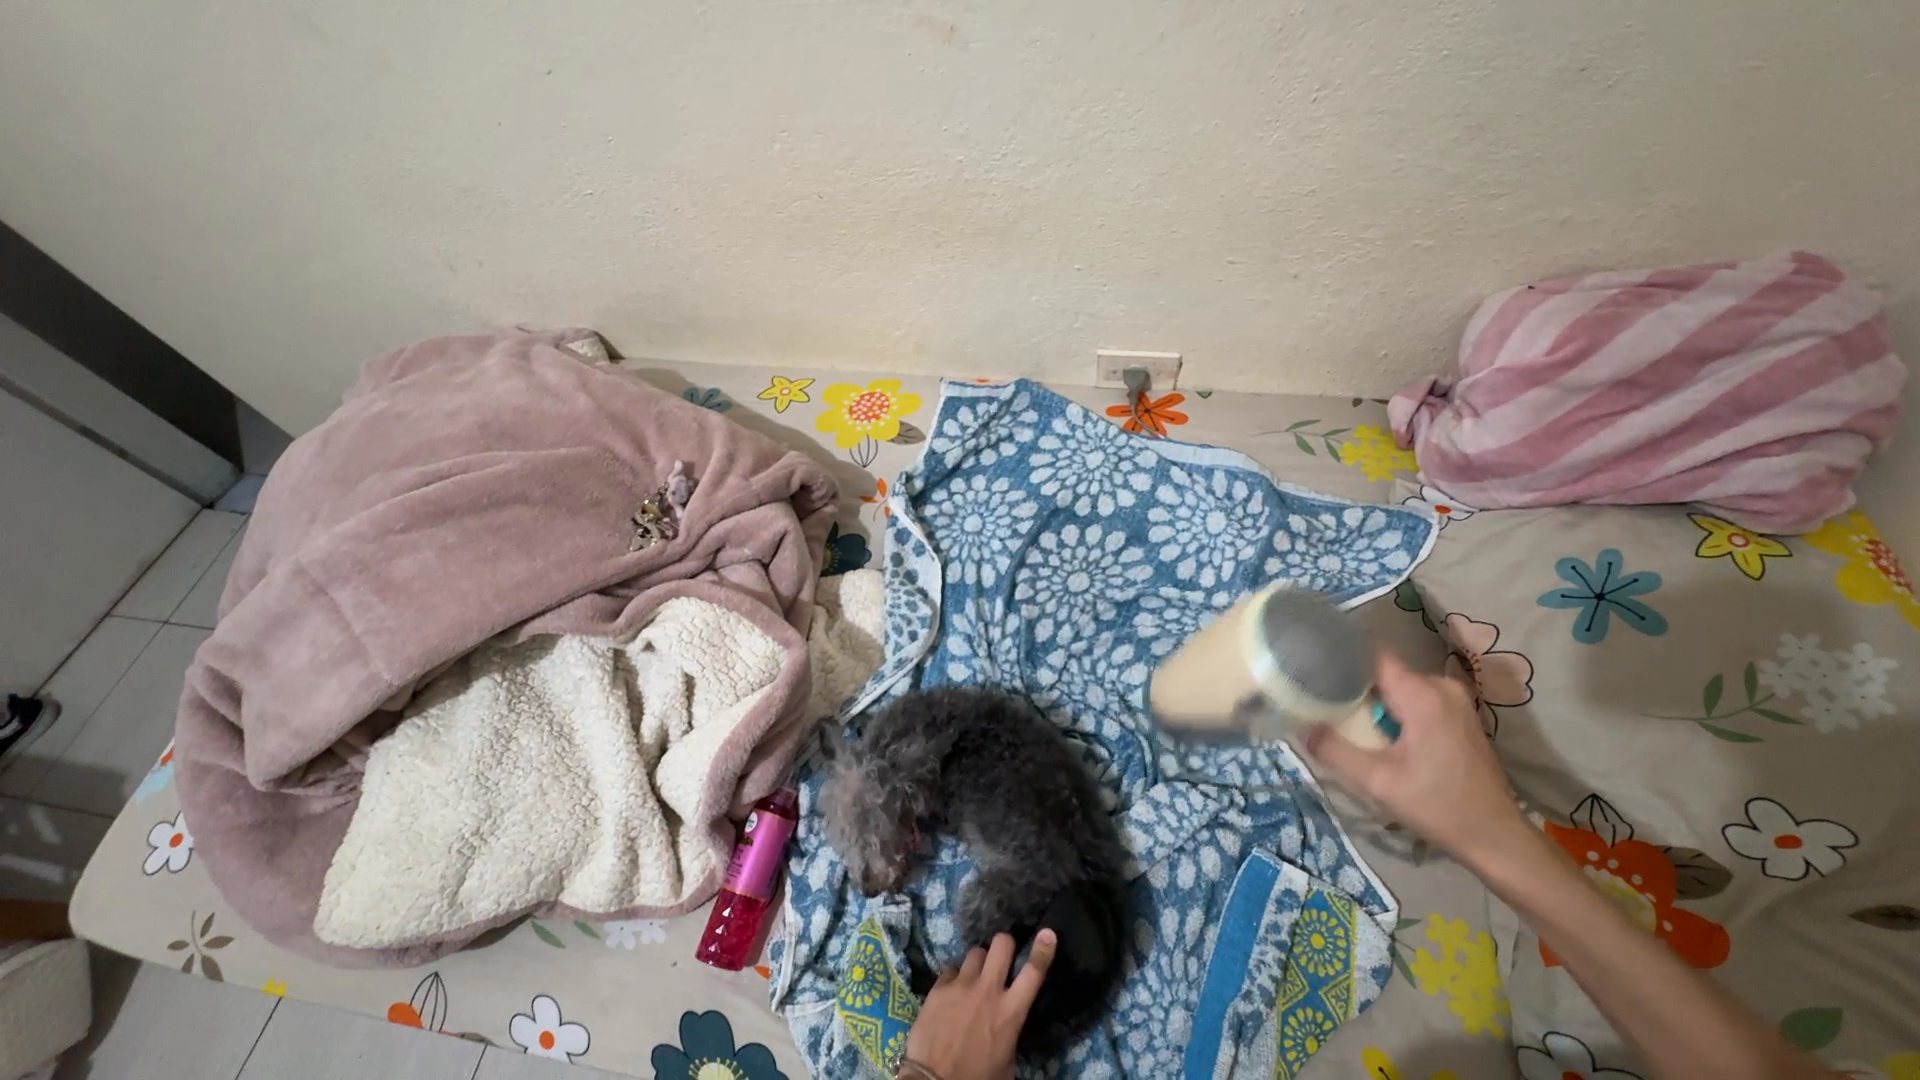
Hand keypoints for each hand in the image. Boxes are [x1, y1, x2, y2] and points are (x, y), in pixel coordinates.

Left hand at [902, 930, 1055, 1079]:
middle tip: (1002, 957)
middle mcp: (988, 990)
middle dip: (1005, 945)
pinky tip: (951, 993)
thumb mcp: (1006, 1062)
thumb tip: (1008, 1024)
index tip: (1048, 933)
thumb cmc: (976, 1078)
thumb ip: (1010, 1034)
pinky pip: (952, 969)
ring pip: (975, 952)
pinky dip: (955, 978)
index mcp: (1011, 1012)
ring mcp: (962, 985)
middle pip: (1002, 944)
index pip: (1033, 972)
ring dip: (978, 963)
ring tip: (974, 978)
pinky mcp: (939, 987)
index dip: (1043, 949)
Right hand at [1301, 650, 1531, 871]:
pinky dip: (1394, 708)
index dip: (1341, 659)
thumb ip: (1335, 750)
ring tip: (1345, 718)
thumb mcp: (1377, 782)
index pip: (1372, 656)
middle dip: (1353, 684)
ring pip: (1400, 685)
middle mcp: (1442, 687)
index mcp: (1423, 695)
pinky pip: (1416, 698)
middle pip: (1385, 671)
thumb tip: (1301, 728)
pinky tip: (1379, 732)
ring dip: (1374, 699)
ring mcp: (1456, 700)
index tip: (1313, 669)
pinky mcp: (1460, 715)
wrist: (1495, 837)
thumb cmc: (1437, 806)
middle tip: (1321, 702)